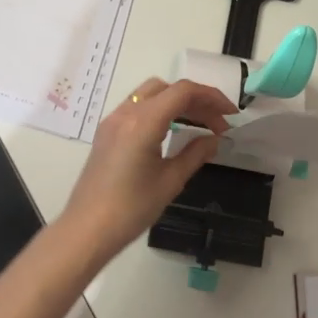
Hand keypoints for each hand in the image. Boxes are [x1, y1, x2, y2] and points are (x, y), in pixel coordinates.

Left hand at [60, 78, 236, 260]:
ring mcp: (112, 121)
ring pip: (150, 95)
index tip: (230, 115)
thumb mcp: (170, 182)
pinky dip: (159, 111)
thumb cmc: (131, 209)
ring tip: (199, 126)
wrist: (87, 229)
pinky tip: (172, 132)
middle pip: (167, 88)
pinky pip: (137, 108)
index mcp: (143, 122)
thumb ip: (195, 154)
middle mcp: (126, 113)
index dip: (211, 97)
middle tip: (217, 122)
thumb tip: (213, 139)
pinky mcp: (107, 132)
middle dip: (196, 99)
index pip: (182, 92)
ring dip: (177, 103)